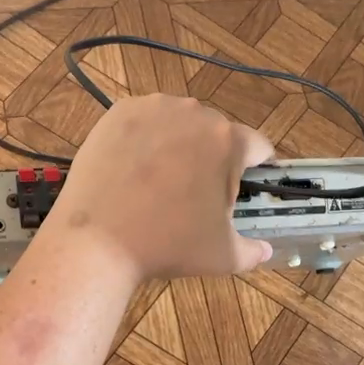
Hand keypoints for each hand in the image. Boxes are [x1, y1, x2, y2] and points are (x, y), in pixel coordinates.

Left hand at [47, 94, 273, 282]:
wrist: (99, 239)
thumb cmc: (169, 245)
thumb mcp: (222, 256)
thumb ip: (253, 251)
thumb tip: (264, 250)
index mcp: (228, 142)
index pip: (259, 147)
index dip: (258, 170)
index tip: (245, 190)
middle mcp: (195, 113)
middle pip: (219, 133)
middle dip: (215, 159)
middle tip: (197, 195)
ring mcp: (155, 108)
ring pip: (182, 124)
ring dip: (181, 145)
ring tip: (162, 183)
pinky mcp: (120, 112)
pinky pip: (147, 122)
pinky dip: (147, 140)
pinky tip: (136, 170)